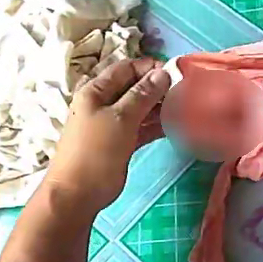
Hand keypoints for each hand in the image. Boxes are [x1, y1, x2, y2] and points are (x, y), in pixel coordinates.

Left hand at [43, 57, 169, 216]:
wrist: (78, 193)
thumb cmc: (95, 152)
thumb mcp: (120, 118)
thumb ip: (142, 95)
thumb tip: (163, 73)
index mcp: (96, 91)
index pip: (126, 68)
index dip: (150, 67)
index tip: (176, 73)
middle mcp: (103, 103)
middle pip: (134, 87)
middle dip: (158, 86)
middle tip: (185, 91)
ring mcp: (112, 123)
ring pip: (140, 107)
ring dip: (160, 106)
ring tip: (185, 107)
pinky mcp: (121, 142)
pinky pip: (142, 127)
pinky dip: (156, 124)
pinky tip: (176, 124)